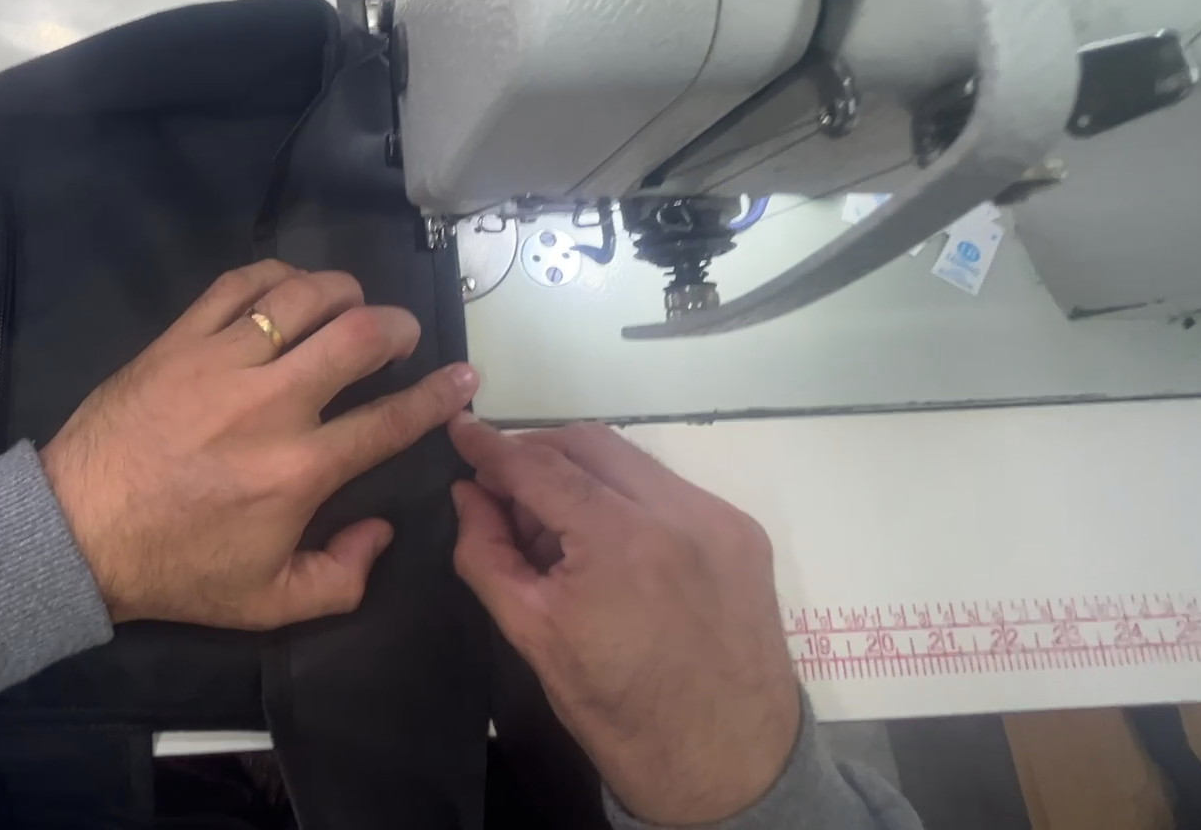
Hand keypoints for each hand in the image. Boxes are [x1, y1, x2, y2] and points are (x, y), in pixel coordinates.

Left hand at [40, 260, 477, 629]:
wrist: (79, 531)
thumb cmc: (175, 568)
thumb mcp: (269, 603)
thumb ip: (344, 577)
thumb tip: (383, 528)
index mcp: (299, 470)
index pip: (390, 419)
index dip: (438, 396)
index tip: (463, 378)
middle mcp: (270, 404)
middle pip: (356, 338)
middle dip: (396, 326)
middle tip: (402, 333)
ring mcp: (221, 362)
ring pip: (301, 298)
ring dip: (343, 290)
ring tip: (353, 301)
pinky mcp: (180, 339)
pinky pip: (237, 285)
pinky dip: (275, 274)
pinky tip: (290, 285)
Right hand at [449, 416, 799, 825]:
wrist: (731, 772)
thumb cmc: (618, 709)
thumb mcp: (529, 632)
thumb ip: (485, 551)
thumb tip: (466, 491)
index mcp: (622, 545)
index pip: (539, 468)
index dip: (490, 445)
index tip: (459, 428)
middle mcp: (679, 514)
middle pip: (584, 442)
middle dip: (532, 451)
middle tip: (501, 488)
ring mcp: (719, 518)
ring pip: (624, 456)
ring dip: (574, 469)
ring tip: (551, 520)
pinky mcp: (742, 531)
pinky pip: (660, 484)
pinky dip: (617, 492)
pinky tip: (601, 535)